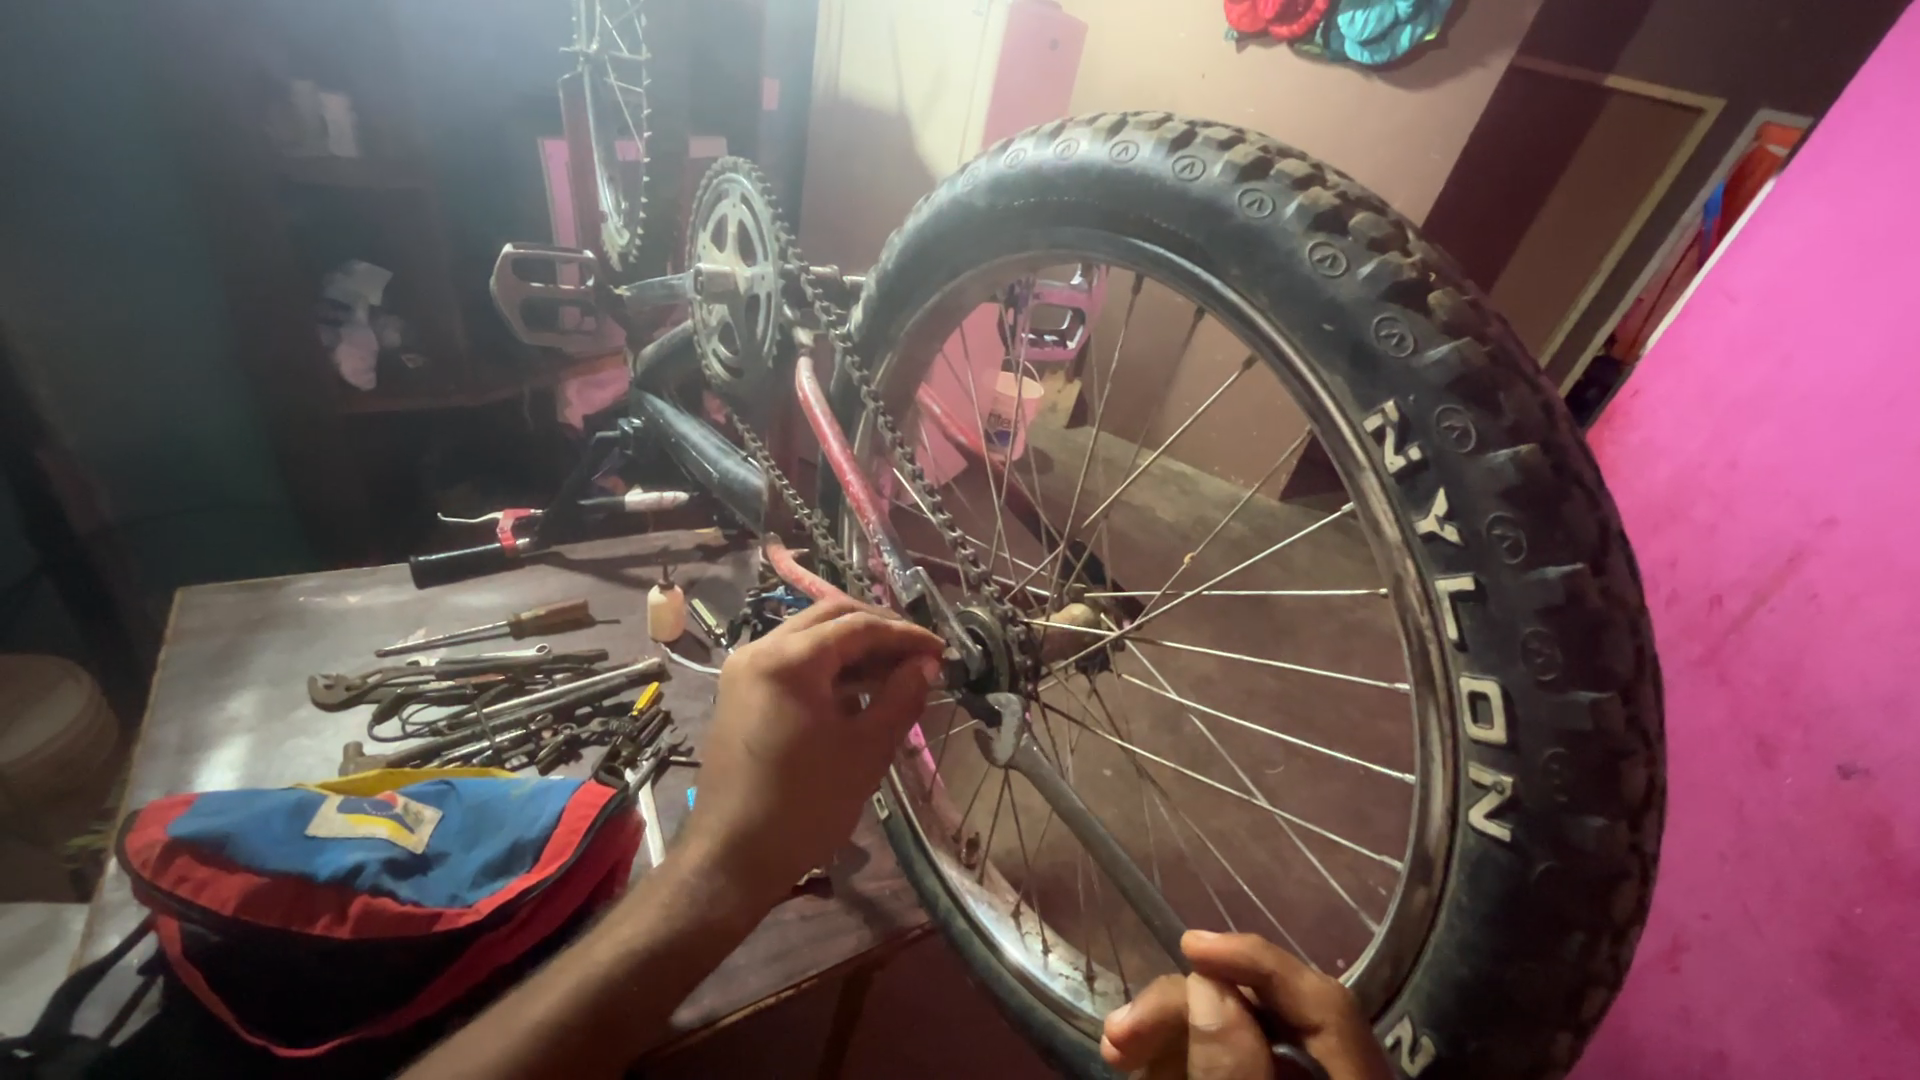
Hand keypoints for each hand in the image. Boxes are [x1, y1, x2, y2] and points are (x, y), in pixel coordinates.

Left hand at [676, 596, 944, 903]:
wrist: (732, 859)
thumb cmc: (805, 805)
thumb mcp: (866, 750)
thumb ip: (900, 697)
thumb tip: (926, 664)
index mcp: (789, 659)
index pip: (858, 626)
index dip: (905, 634)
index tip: (940, 650)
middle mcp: (760, 650)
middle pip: (830, 618)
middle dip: (880, 630)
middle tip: (919, 652)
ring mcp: (746, 670)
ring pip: (810, 637)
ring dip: (855, 647)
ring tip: (898, 669)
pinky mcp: (743, 693)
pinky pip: (794, 661)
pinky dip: (830, 666)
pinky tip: (862, 688)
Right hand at [1101, 931, 1390, 1079]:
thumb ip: (1237, 1074)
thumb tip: (1206, 986)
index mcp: (1357, 1077)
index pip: (1323, 1002)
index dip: (1257, 962)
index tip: (1189, 945)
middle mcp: (1327, 1067)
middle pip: (1262, 1009)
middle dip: (1184, 1005)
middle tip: (1120, 1032)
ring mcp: (1287, 1071)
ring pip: (1227, 1024)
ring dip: (1166, 1026)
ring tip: (1117, 1045)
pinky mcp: (1255, 1072)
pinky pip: (1212, 1049)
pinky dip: (1171, 1049)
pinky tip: (1136, 1054)